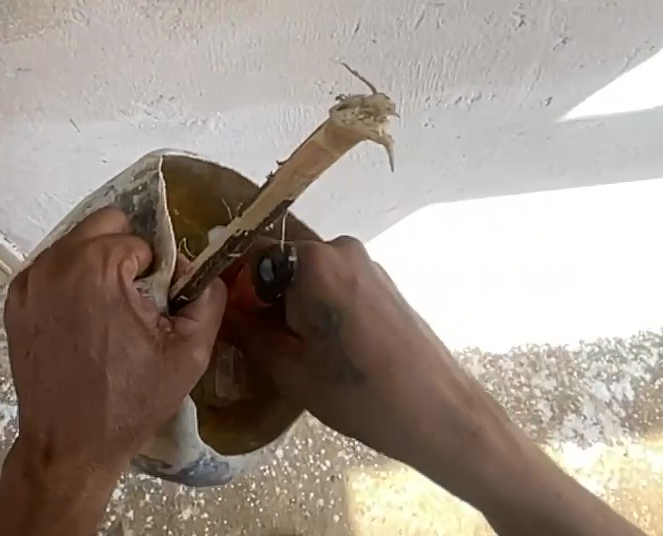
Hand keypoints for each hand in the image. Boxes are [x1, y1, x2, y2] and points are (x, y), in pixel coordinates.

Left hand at [1, 206, 227, 478]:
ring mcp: (31, 279)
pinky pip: (52, 267)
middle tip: (132, 298)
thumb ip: (207, 297)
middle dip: (124, 252)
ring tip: (106, 312)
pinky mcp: (15, 299)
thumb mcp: (189, 352)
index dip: (155, 271)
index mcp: (99, 265)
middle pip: (105, 224)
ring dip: (96, 263)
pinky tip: (79, 319)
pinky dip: (69, 280)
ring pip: (76, 242)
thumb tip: (202, 272)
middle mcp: (58, 261)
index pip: (141, 241)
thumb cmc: (129, 402)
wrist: (69, 447)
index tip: (154, 305)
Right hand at [224, 236, 483, 469]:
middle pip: (282, 261)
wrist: (442, 415)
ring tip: (295, 346)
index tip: (230, 316)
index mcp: (314, 261)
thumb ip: (247, 332)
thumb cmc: (361, 394)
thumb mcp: (290, 369)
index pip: (253, 254)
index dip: (236, 286)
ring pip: (308, 273)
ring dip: (293, 301)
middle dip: (266, 295)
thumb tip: (220, 312)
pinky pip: (335, 281)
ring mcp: (365, 262)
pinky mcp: (381, 279)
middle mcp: (339, 247)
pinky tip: (326, 345)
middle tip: (260, 337)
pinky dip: (321, 304)